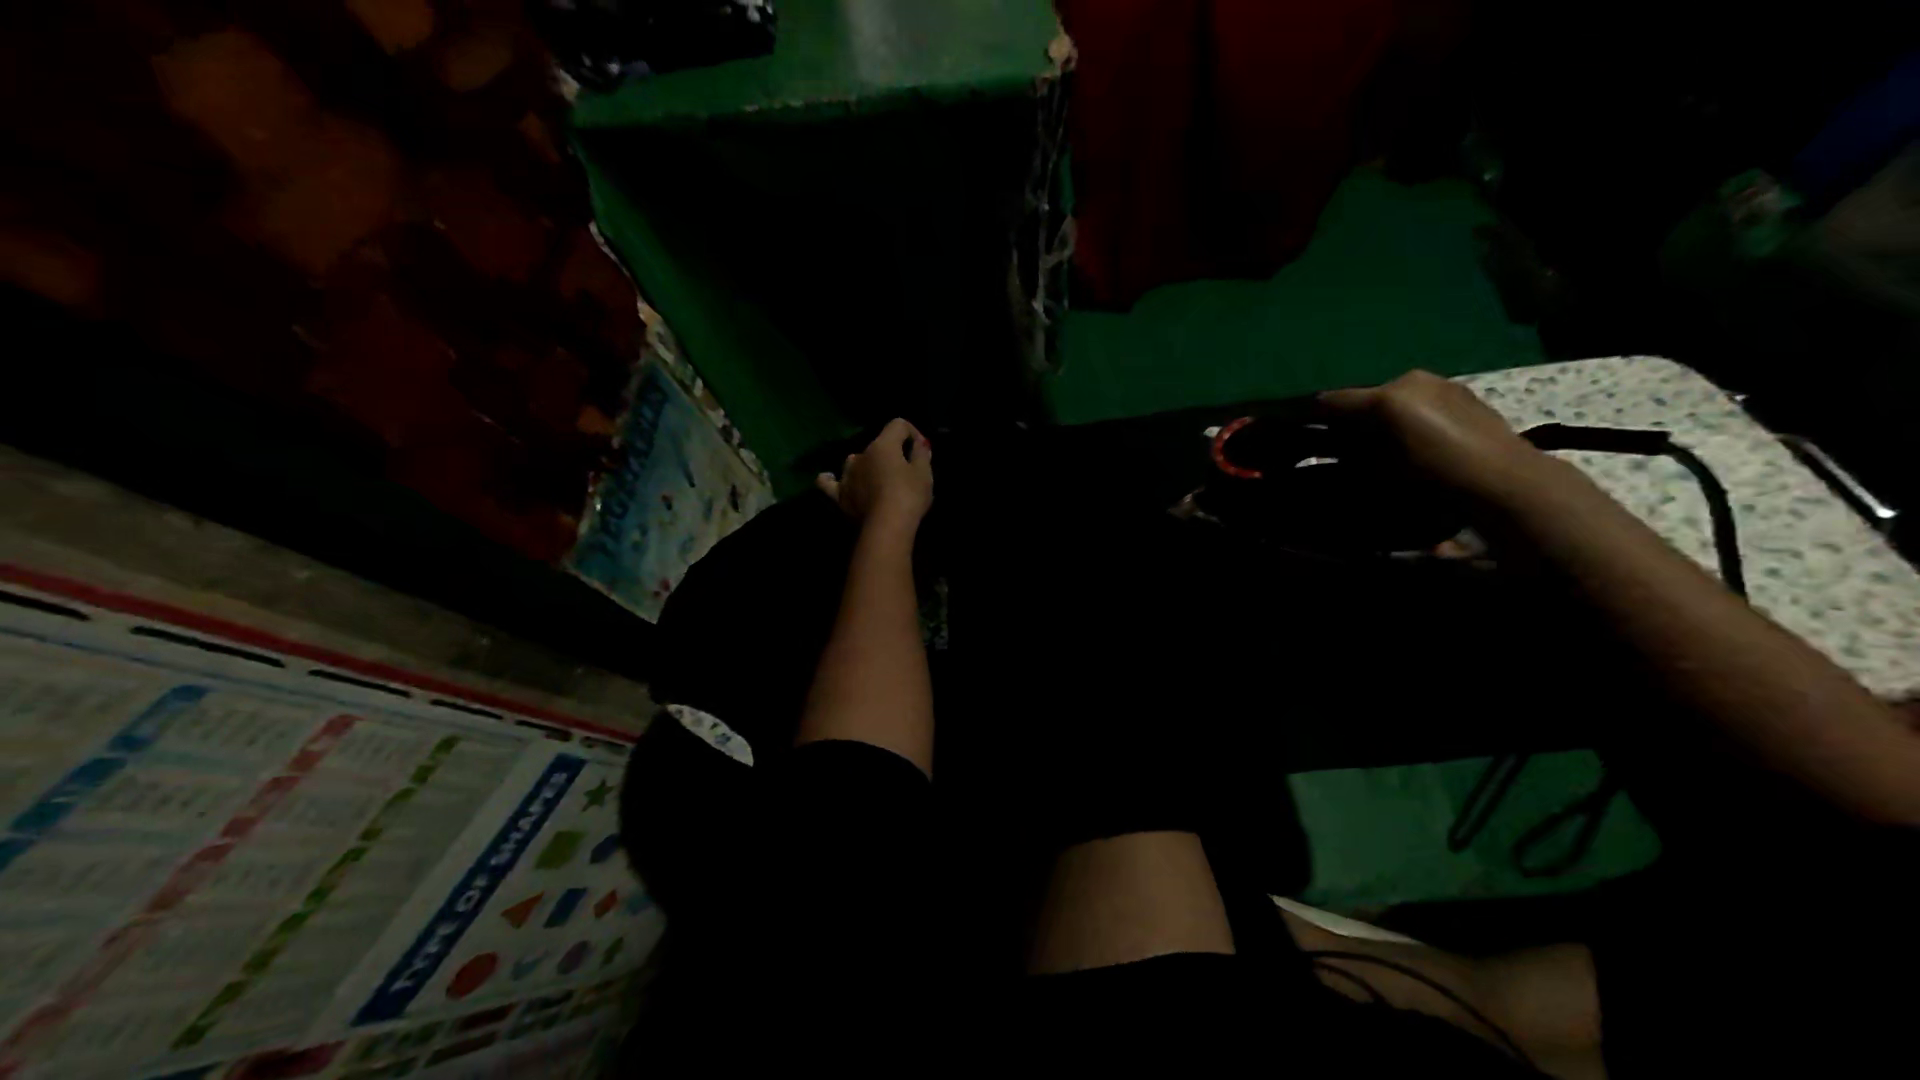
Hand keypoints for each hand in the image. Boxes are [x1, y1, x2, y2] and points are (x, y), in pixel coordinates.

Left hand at [816, 418, 933, 532]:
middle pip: (878, 445)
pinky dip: (830, 479)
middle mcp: (860, 455)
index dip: (912, 433)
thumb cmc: (909, 496)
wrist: (886, 527)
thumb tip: (918, 443)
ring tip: (878, 480)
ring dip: (867, 466)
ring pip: (855, 462)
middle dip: (892, 454)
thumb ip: (921, 454)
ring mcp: (847, 475)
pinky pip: (828, 483)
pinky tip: (831, 478)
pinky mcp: (839, 495)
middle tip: (906, 472)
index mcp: (882, 445)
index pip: (898, 425)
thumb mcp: (924, 473)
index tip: (922, 451)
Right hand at [1320, 370, 1547, 499]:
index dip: (1310, 415)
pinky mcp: (1463, 392)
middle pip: (1365, 396)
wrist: (1500, 479)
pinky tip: (1417, 439)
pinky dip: (1411, 415)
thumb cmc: (1429, 476)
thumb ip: (1344, 450)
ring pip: (1396, 397)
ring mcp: (1440, 383)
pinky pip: (1423, 400)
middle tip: (1342, 441)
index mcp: (1385, 395)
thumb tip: (1323, 444)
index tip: (1295, 428)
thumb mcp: (1374, 468)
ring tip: (1382, 441)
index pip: (1332, 400)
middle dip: (1350, 417)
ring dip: (1383, 416)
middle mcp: (1410, 379)